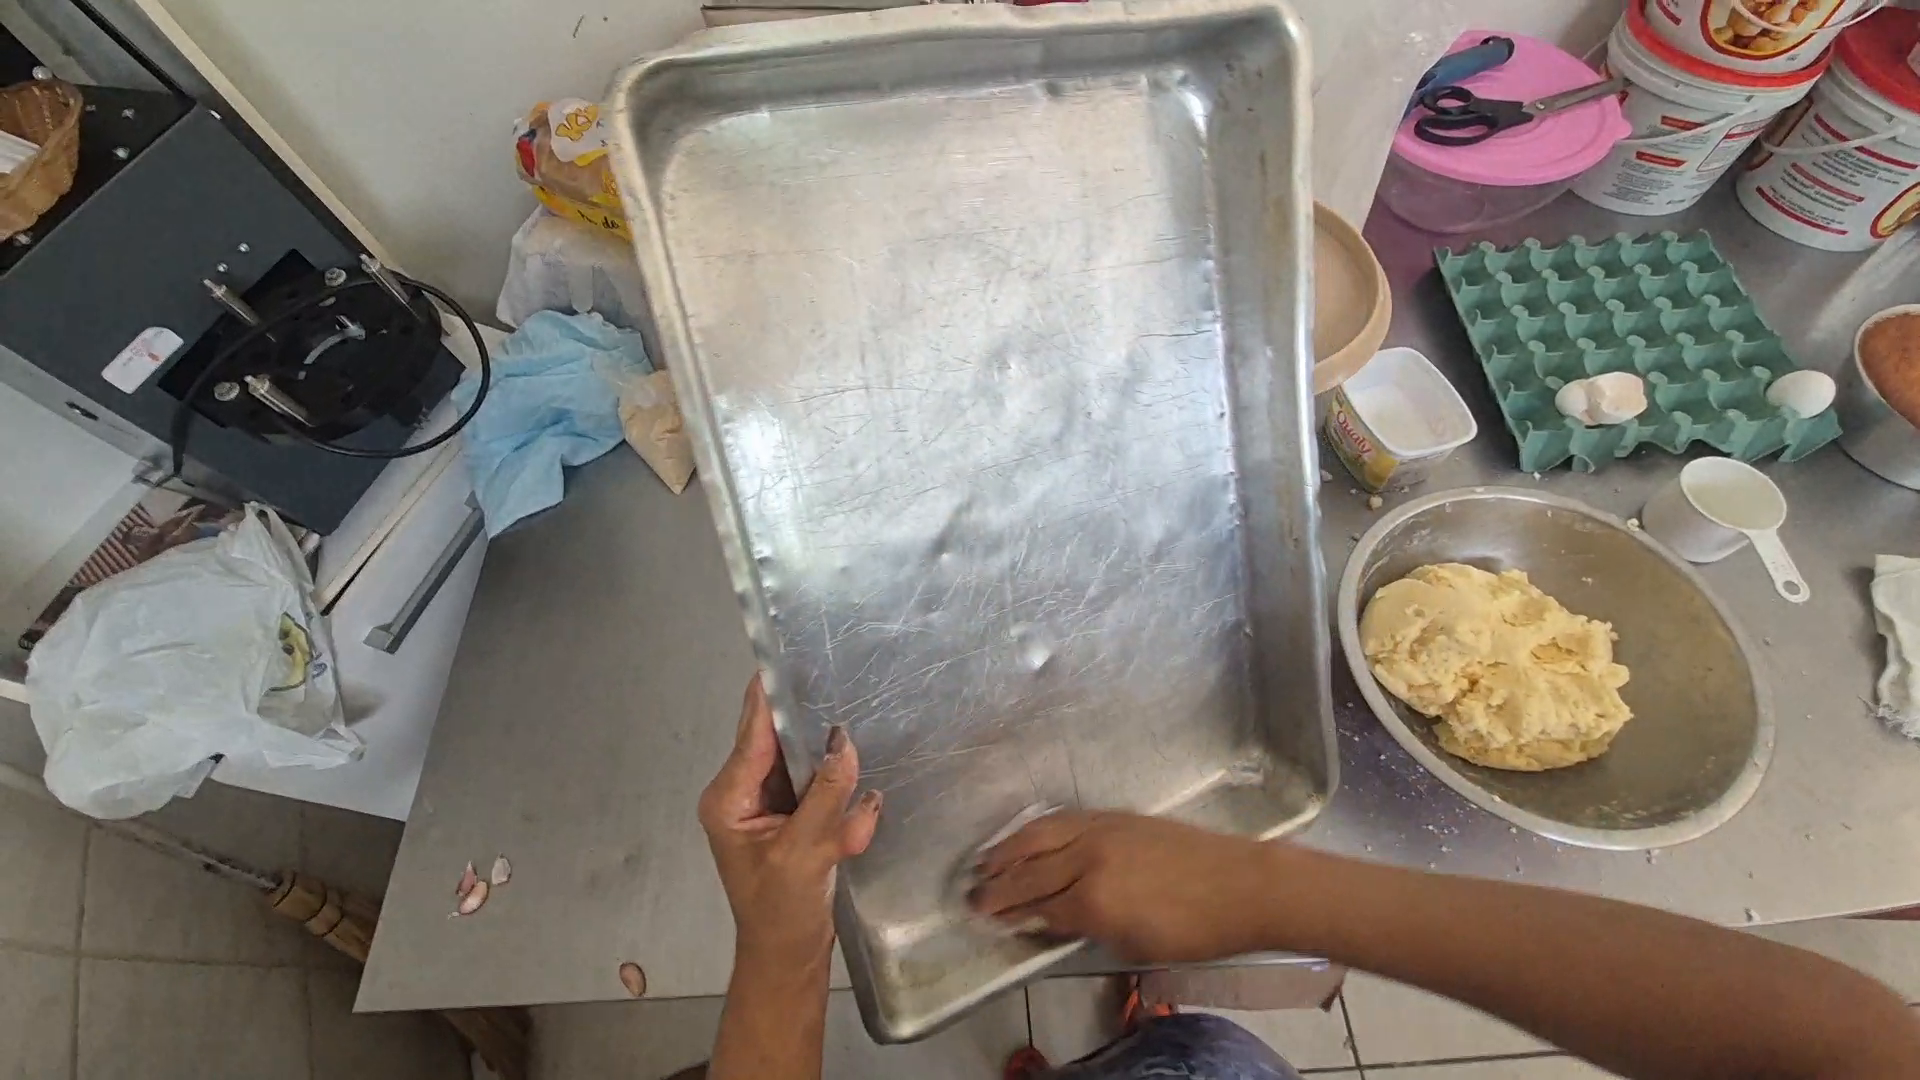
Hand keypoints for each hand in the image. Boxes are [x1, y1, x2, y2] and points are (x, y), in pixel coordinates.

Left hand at [698, 674, 881, 971]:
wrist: (788, 960)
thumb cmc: (782, 912)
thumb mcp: (803, 853)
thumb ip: (826, 795)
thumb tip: (844, 740)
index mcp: (729, 797)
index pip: (753, 732)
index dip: (769, 694)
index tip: (787, 654)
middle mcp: (745, 791)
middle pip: (785, 744)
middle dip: (821, 754)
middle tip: (848, 733)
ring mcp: (772, 803)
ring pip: (813, 768)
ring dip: (838, 794)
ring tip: (847, 831)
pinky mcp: (797, 815)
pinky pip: (826, 791)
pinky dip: (845, 811)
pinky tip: (853, 835)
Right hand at [968, 811, 1291, 964]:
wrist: (1239, 883)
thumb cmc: (1193, 929)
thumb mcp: (1136, 944)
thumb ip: (1087, 929)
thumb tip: (1053, 920)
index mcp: (1095, 900)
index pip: (1038, 907)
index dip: (1010, 915)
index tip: (986, 918)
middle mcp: (1088, 859)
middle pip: (1030, 871)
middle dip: (997, 885)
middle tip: (971, 894)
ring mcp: (1100, 830)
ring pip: (1040, 834)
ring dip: (1008, 848)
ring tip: (985, 860)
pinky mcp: (1113, 815)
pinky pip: (1063, 818)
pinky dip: (1037, 828)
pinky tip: (1026, 835)